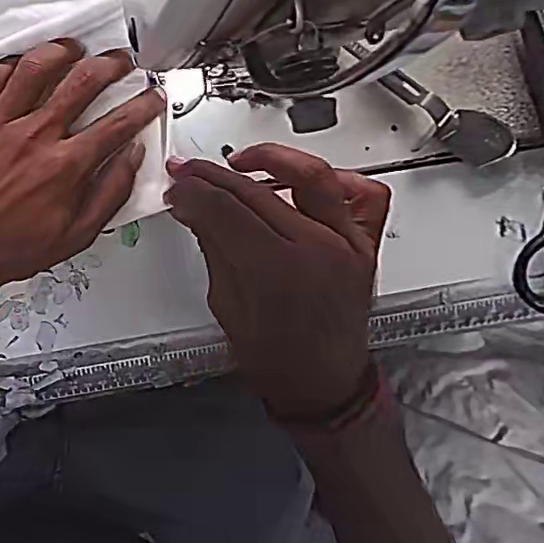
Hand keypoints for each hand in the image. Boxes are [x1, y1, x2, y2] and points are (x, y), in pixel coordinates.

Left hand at [0, 39, 166, 331]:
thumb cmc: (6, 247)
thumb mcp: (75, 235)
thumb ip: (111, 193)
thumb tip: (131, 159)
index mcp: (64, 166)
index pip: (118, 123)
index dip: (143, 104)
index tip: (150, 98)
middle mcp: (34, 137)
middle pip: (84, 80)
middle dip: (113, 65)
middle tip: (121, 64)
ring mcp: (0, 124)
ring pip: (36, 66)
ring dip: (62, 50)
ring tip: (74, 49)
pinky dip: (10, 64)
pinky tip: (21, 65)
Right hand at [163, 144, 390, 422]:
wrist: (322, 384)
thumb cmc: (276, 359)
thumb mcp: (226, 303)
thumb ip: (213, 247)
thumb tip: (195, 207)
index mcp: (275, 271)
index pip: (224, 208)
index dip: (193, 191)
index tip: (178, 187)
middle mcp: (317, 251)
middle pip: (255, 190)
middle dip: (212, 176)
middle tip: (191, 172)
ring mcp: (347, 244)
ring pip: (311, 175)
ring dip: (271, 158)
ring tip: (242, 161)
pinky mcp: (365, 245)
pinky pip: (364, 194)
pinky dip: (336, 178)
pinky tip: (304, 181)